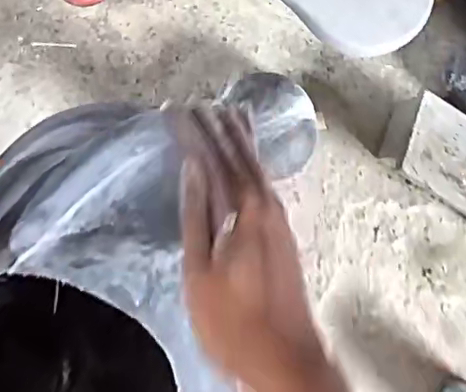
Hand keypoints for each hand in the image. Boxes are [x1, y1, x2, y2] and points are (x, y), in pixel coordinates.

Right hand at [176, 107, 347, 391]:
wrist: (288, 363)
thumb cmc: (234, 322)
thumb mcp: (201, 270)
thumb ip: (196, 214)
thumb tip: (192, 168)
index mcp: (244, 210)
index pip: (214, 157)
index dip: (195, 131)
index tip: (178, 109)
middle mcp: (266, 205)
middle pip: (240, 154)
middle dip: (220, 126)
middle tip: (201, 102)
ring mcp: (279, 218)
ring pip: (256, 164)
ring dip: (241, 138)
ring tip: (230, 112)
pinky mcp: (284, 231)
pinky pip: (265, 178)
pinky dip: (254, 158)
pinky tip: (249, 157)